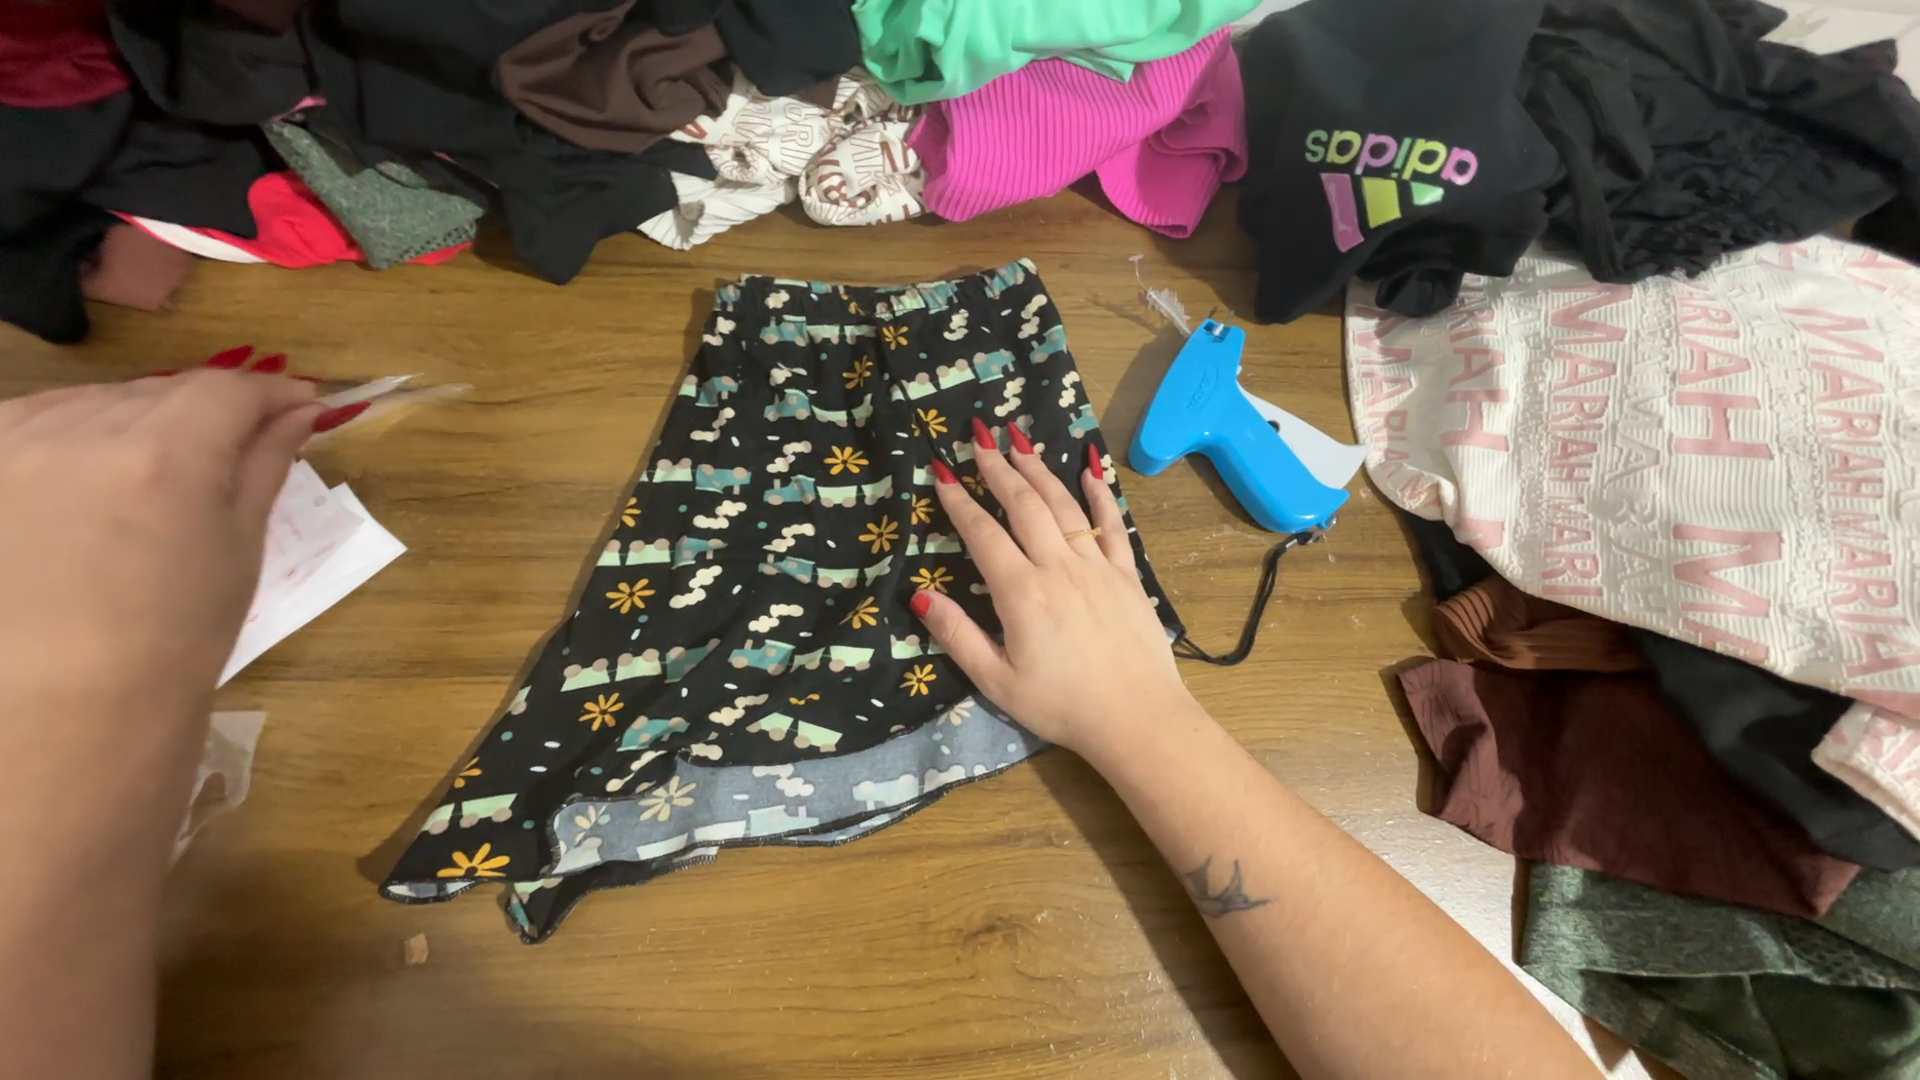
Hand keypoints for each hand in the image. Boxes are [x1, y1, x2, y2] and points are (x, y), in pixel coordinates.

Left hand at [0, 362, 320, 754]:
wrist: (65, 690)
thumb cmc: (179, 623)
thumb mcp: (240, 539)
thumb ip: (266, 462)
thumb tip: (299, 413)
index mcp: (163, 457)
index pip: (226, 390)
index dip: (272, 390)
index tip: (304, 402)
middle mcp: (74, 435)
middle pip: (161, 389)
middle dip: (213, 406)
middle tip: (249, 438)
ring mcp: (4, 449)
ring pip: (93, 398)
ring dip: (145, 413)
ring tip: (170, 459)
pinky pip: (30, 419)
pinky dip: (77, 427)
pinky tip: (95, 468)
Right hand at [912, 418, 1192, 752]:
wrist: (1137, 720)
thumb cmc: (1062, 707)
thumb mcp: (997, 682)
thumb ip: (958, 636)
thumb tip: (919, 596)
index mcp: (1021, 593)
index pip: (983, 534)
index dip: (958, 501)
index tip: (941, 471)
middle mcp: (1058, 567)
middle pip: (1024, 505)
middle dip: (998, 468)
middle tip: (979, 437)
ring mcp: (1097, 567)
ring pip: (1064, 505)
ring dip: (1039, 470)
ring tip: (1020, 440)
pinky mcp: (1127, 575)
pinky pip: (1110, 525)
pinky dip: (1099, 494)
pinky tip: (1088, 469)